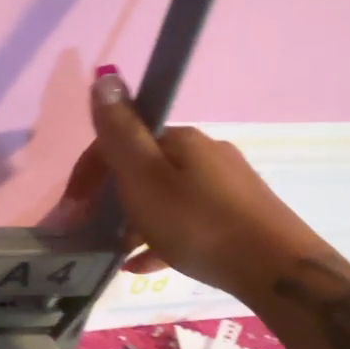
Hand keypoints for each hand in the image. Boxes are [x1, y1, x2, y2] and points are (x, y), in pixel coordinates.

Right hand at [55, 68, 326, 298]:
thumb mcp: (144, 176)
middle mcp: (205, 154)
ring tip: (115, 250)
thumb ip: (119, 130)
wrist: (277, 271)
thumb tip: (105, 76)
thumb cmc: (198, 223)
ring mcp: (224, 185)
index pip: (118, 141)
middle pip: (139, 169)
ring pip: (160, 197)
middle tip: (87, 229)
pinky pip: (183, 222)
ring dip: (130, 220)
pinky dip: (156, 238)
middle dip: (107, 197)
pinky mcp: (237, 216)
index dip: (87, 172)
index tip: (72, 208)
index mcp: (180, 140)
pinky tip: (141, 263)